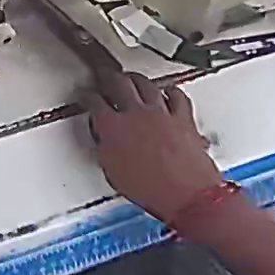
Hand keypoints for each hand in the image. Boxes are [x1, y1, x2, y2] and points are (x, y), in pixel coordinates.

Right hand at [85, 70, 224, 224]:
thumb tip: (103, 139)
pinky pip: (177, 96)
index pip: (93, 101)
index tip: (86, 95)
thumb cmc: (152, 190)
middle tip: (105, 76)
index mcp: (112, 127)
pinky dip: (170, 90)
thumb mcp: (111, 170)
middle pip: (118, 83)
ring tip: (131, 78)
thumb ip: (104, 147)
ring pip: (145, 84)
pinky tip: (168, 90)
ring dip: (135, 79)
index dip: (86, 96)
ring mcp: (160, 114)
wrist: (188, 197)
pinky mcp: (183, 118)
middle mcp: (135, 114)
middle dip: (108, 77)